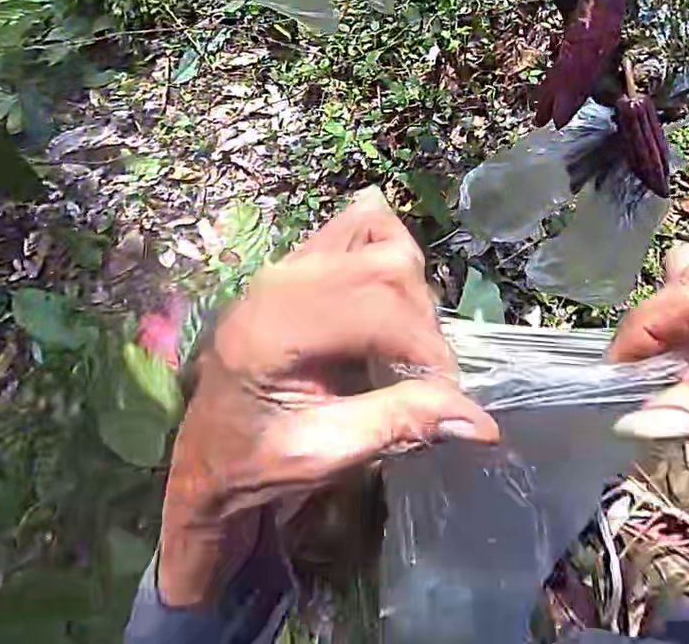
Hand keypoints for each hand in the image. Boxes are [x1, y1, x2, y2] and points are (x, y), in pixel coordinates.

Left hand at [157, 188, 498, 605]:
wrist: (205, 455)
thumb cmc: (253, 464)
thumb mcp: (325, 454)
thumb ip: (401, 424)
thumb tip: (482, 423)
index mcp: (273, 328)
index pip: (377, 308)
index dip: (426, 346)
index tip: (446, 391)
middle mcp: (279, 278)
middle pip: (386, 262)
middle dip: (423, 317)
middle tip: (425, 370)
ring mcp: (286, 261)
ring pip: (378, 232)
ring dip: (410, 282)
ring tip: (405, 335)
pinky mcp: (296, 258)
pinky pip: (359, 223)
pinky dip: (388, 249)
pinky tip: (387, 294)